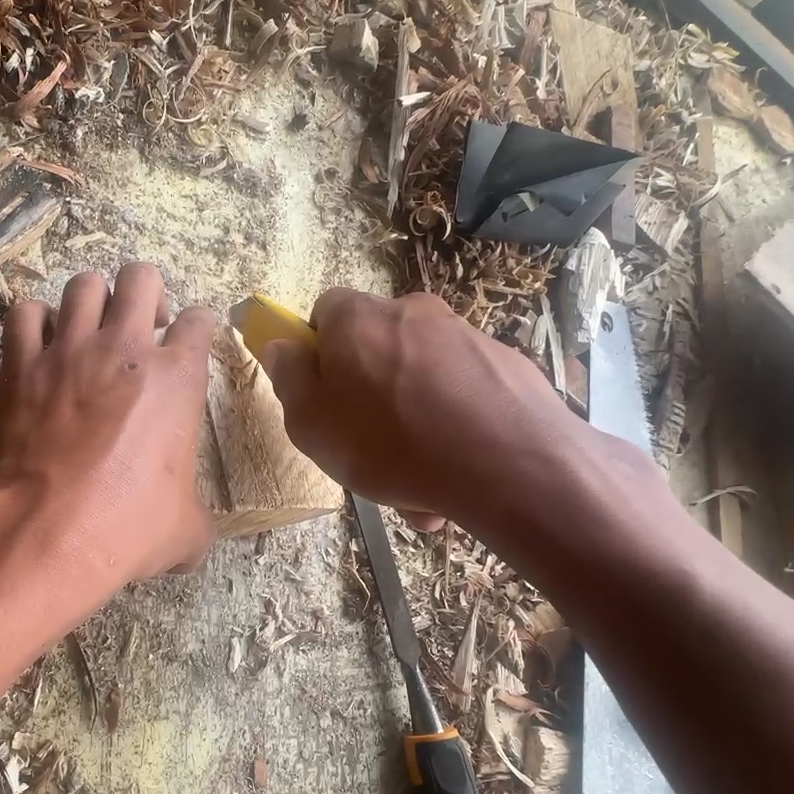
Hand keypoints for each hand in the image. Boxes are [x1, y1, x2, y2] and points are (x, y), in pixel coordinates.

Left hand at [0, 263, 216, 593]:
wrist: (51, 532)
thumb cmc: (128, 528)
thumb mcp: (185, 529)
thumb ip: (196, 519)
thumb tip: (195, 541)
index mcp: (177, 378)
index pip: (199, 321)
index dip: (197, 327)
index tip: (189, 340)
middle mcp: (125, 349)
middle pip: (140, 278)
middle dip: (146, 293)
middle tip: (141, 327)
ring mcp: (69, 351)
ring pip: (83, 285)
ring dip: (92, 300)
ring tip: (89, 329)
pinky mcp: (21, 365)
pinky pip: (24, 314)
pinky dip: (33, 321)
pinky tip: (38, 342)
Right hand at [260, 289, 586, 529]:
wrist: (513, 467)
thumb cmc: (390, 445)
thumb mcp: (311, 423)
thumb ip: (289, 379)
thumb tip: (281, 347)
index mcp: (358, 319)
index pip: (325, 310)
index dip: (318, 349)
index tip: (321, 392)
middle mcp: (414, 313)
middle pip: (377, 348)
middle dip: (368, 395)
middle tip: (365, 449)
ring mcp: (467, 337)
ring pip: (421, 379)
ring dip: (411, 422)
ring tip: (415, 483)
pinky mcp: (508, 366)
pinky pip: (462, 397)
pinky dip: (452, 429)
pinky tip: (453, 477)